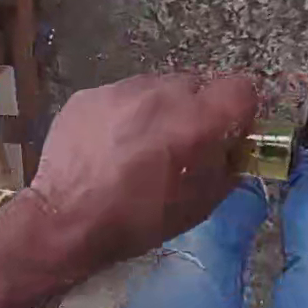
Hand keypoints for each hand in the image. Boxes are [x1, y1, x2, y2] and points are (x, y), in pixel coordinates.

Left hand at [25, 73, 257, 273]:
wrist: (65, 221)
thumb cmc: (136, 221)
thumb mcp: (199, 204)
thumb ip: (225, 165)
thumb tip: (230, 147)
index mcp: (198, 120)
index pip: (241, 90)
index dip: (236, 113)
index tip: (223, 134)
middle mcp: (161, 93)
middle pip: (194, 86)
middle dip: (192, 111)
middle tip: (174, 144)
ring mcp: (120, 90)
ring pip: (153, 88)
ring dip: (154, 110)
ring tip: (134, 145)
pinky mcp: (87, 96)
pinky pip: (116, 98)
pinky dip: (118, 116)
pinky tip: (104, 145)